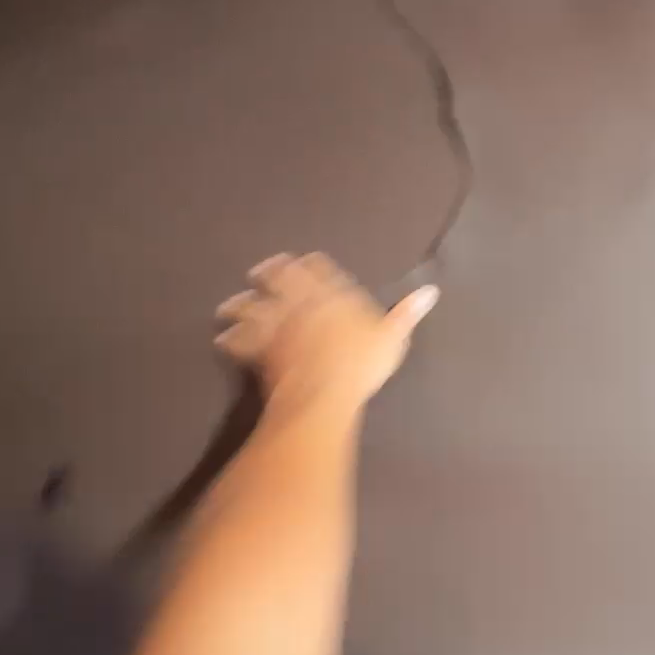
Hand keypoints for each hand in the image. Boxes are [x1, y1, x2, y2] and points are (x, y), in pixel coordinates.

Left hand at [214, 252, 438, 412]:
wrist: (323, 392)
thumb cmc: (361, 363)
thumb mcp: (393, 337)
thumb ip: (407, 313)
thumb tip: (431, 291)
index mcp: (330, 294)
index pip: (316, 267)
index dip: (309, 264)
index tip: (302, 262)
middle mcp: (298, 302)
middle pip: (277, 278)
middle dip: (268, 273)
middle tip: (259, 271)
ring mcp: (275, 324)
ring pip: (251, 305)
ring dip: (240, 304)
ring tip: (229, 306)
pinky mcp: (260, 349)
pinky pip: (240, 340)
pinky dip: (231, 339)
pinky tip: (222, 340)